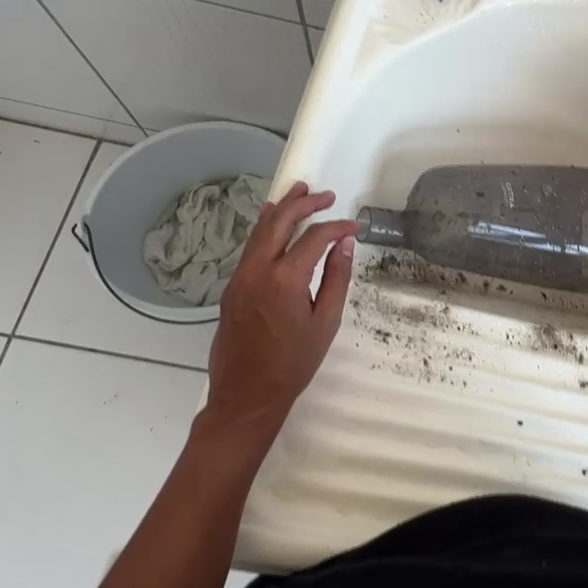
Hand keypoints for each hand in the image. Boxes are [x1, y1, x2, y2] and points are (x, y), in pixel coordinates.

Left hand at [202, 181, 357, 431]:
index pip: (315, 238)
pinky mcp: (232, 288)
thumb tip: (345, 244)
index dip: (337, 227)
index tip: (355, 227)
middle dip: (304, 203)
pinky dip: (264, 229)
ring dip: (281, 209)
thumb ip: (337, 279)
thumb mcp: (326, 323)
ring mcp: (240, 278)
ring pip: (260, 231)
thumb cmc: (293, 364)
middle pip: (281, 222)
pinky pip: (250, 248)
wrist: (245, 396)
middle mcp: (259, 271)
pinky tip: (272, 220)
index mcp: (286, 280)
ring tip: (298, 191)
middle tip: (325, 195)